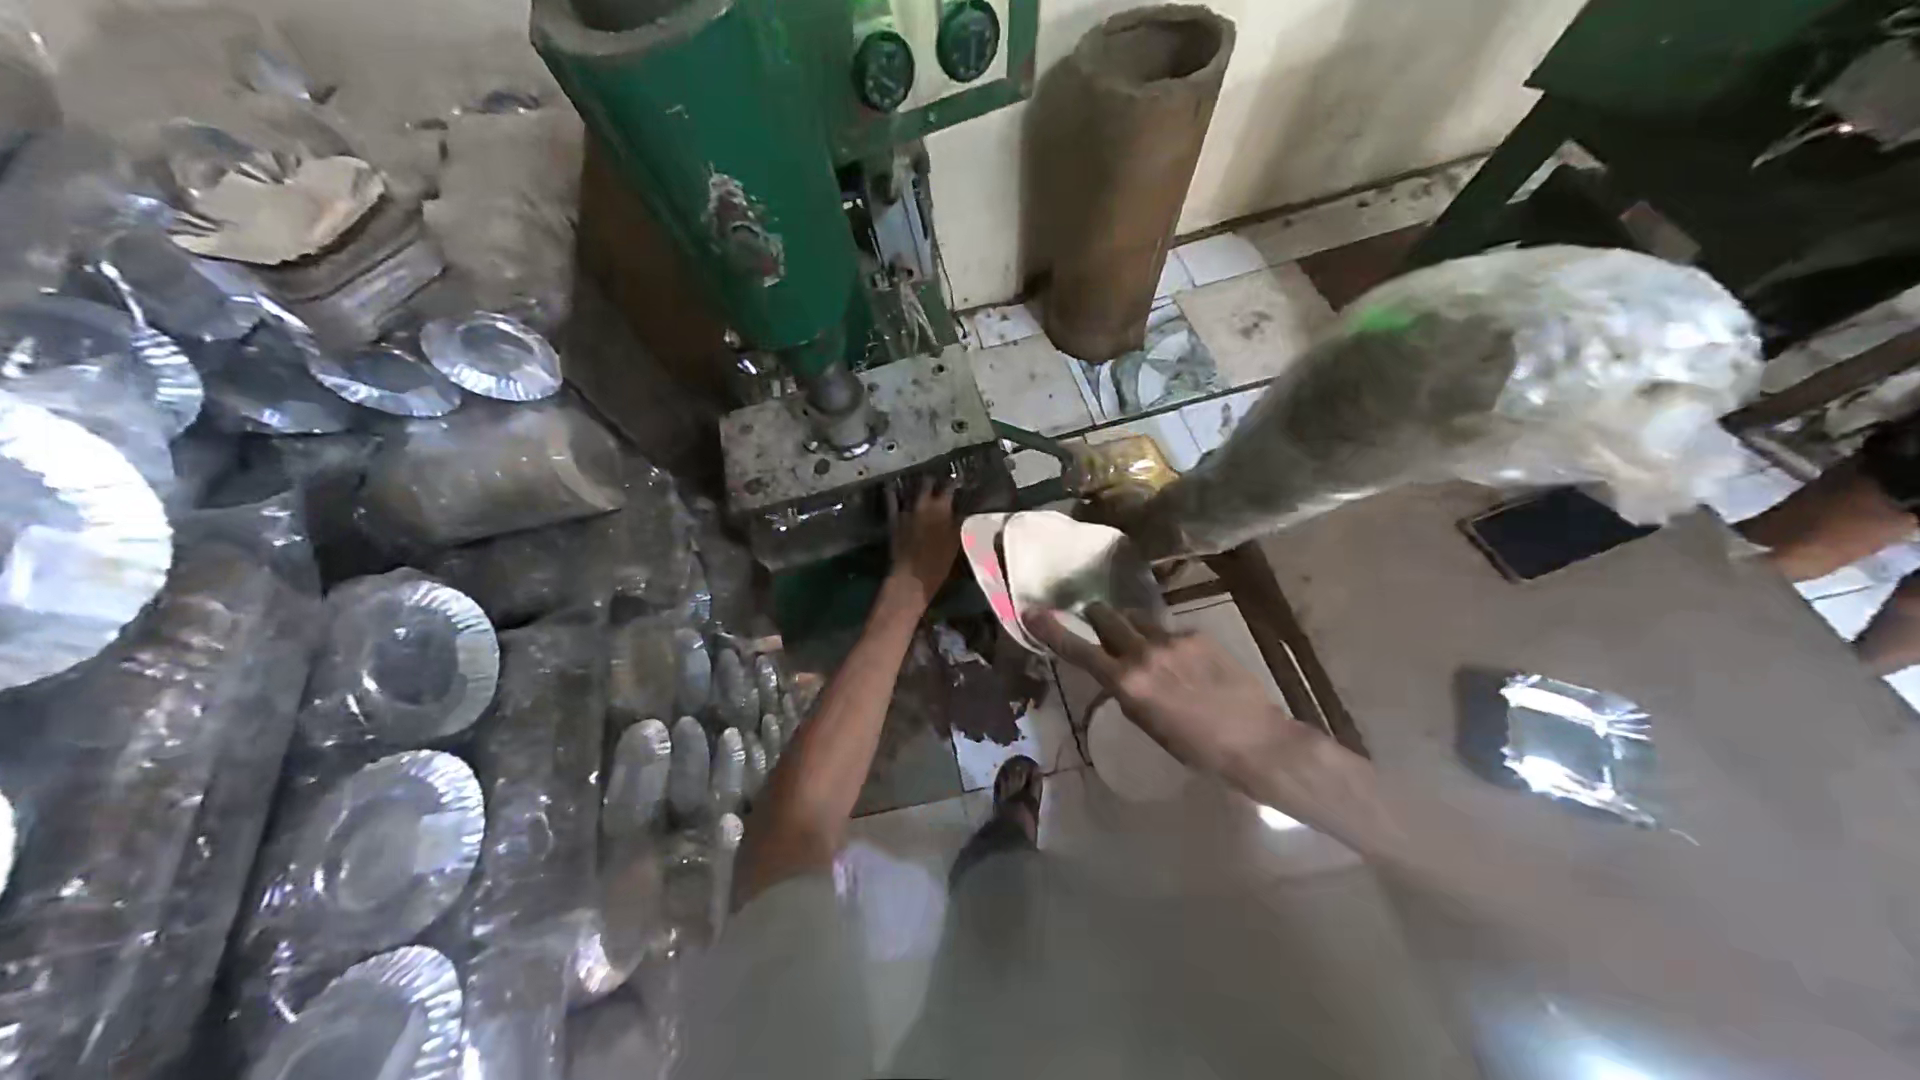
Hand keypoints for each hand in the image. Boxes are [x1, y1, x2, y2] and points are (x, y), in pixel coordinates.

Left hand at [886, 481, 959, 607]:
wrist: (912, 577)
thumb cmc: (940, 563)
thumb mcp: (957, 542)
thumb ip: (960, 523)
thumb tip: (964, 511)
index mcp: (943, 508)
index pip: (952, 486)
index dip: (956, 481)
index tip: (960, 479)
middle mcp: (925, 504)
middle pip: (930, 483)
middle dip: (935, 480)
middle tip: (939, 481)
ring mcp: (907, 509)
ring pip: (911, 489)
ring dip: (916, 485)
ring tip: (920, 482)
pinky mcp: (893, 518)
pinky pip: (891, 500)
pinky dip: (893, 492)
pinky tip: (893, 487)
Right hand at [1029, 603, 1310, 785]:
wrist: (1254, 740)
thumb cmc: (1195, 747)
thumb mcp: (1147, 723)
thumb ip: (1125, 691)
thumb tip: (1116, 672)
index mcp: (1126, 682)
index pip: (1079, 649)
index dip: (1052, 629)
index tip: (1032, 612)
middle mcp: (1144, 652)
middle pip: (1106, 615)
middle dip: (1099, 617)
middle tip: (1102, 626)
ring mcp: (1173, 639)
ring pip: (1139, 619)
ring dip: (1134, 628)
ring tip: (1152, 650)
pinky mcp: (1197, 635)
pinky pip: (1170, 630)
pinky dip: (1169, 642)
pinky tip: (1189, 665)